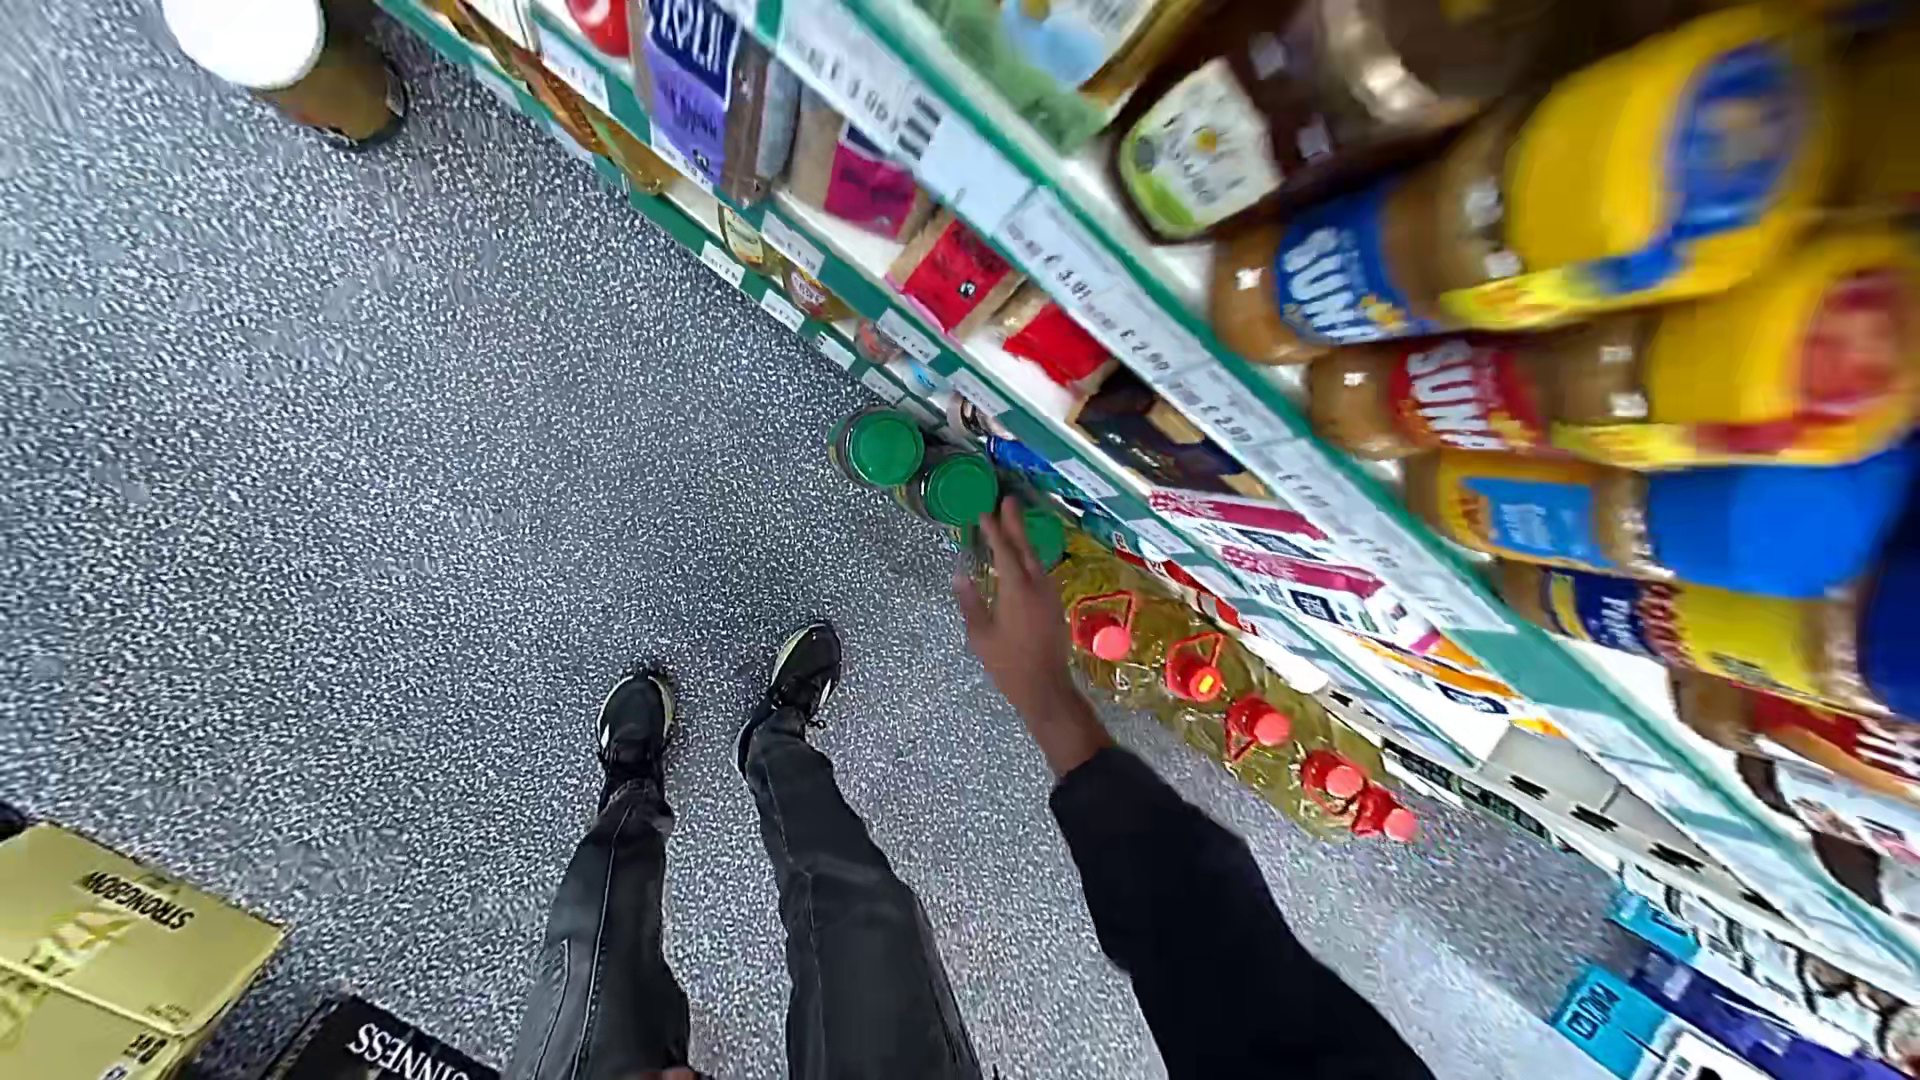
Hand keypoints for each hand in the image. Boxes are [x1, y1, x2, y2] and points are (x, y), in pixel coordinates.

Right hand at [955, 499, 1109, 773]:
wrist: (1046, 688)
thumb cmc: (1008, 664)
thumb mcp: (980, 635)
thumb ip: (970, 602)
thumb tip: (959, 576)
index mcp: (1017, 589)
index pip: (1004, 551)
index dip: (994, 530)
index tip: (985, 511)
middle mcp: (1038, 586)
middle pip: (1026, 548)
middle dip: (1016, 523)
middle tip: (1009, 500)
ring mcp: (1050, 595)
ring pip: (1036, 560)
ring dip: (1024, 540)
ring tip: (1013, 525)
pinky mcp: (1055, 605)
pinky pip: (1041, 573)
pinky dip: (1030, 559)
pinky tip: (1024, 560)